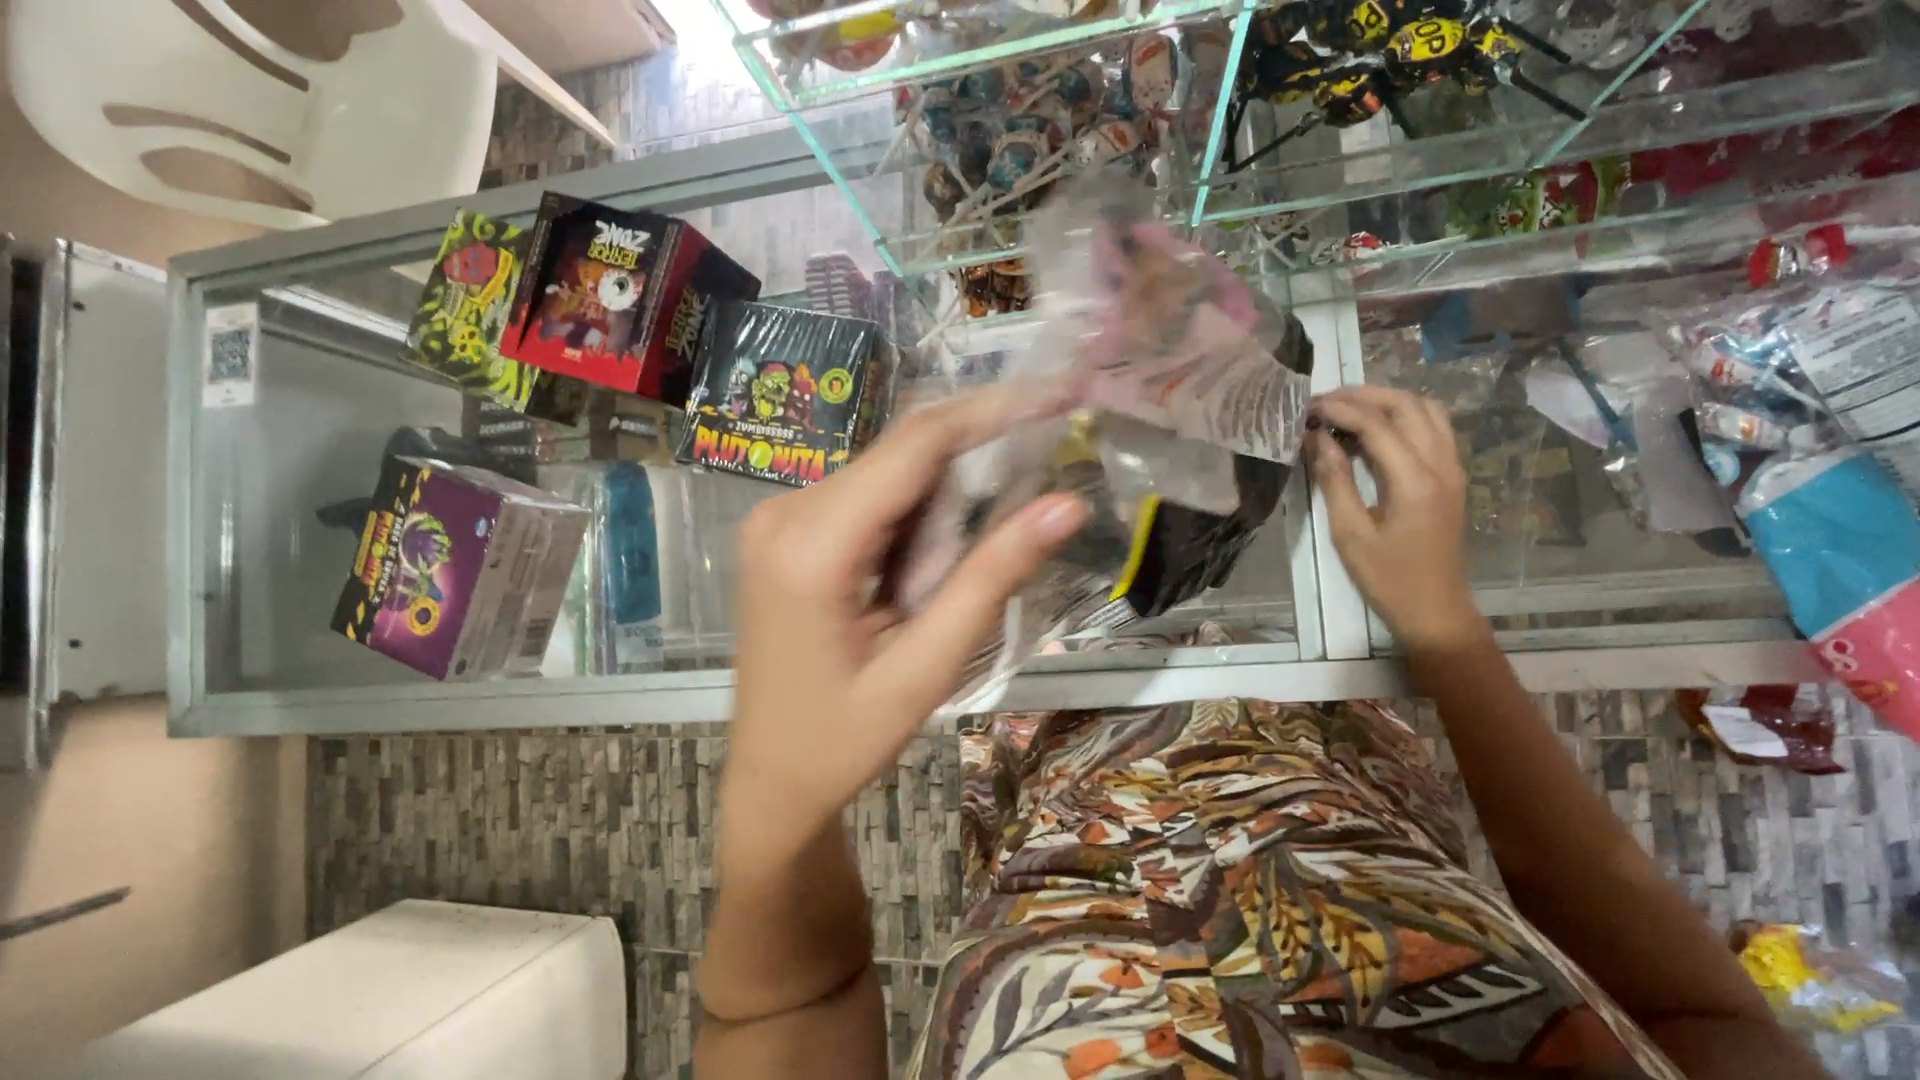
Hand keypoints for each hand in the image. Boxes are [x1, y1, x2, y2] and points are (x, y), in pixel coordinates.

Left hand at [721, 384, 1087, 864]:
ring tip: (996, 522)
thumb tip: (1066, 504)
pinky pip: (865, 499)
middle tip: (1049, 456)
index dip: (989, 412)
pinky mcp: (786, 535)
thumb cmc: (844, 739)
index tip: (1056, 393)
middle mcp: (784, 514)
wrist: (771, 779)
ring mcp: (778, 520)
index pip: (913, 447)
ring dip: (947, 488)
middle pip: (899, 453)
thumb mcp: (926, 666)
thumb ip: (991, 579)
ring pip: (886, 474)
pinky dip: (915, 513)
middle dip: (976, 450)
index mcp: (811, 545)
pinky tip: (939, 554)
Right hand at [1308, 385, 1487, 652]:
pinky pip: (1434, 427)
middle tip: (1324, 401)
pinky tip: (1376, 427)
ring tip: (1348, 408)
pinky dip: (1405, 415)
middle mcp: (1441, 464)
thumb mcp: (1350, 533)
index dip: (1340, 409)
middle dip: (1364, 395)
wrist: (1435, 608)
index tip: (1306, 408)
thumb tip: (1317, 438)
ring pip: (1426, 409)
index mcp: (1414, 480)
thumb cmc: (1387, 577)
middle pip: (1407, 404)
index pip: (1377, 423)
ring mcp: (1452, 467)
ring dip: (1387, 400)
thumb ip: (1334, 480)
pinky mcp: (1452, 475)